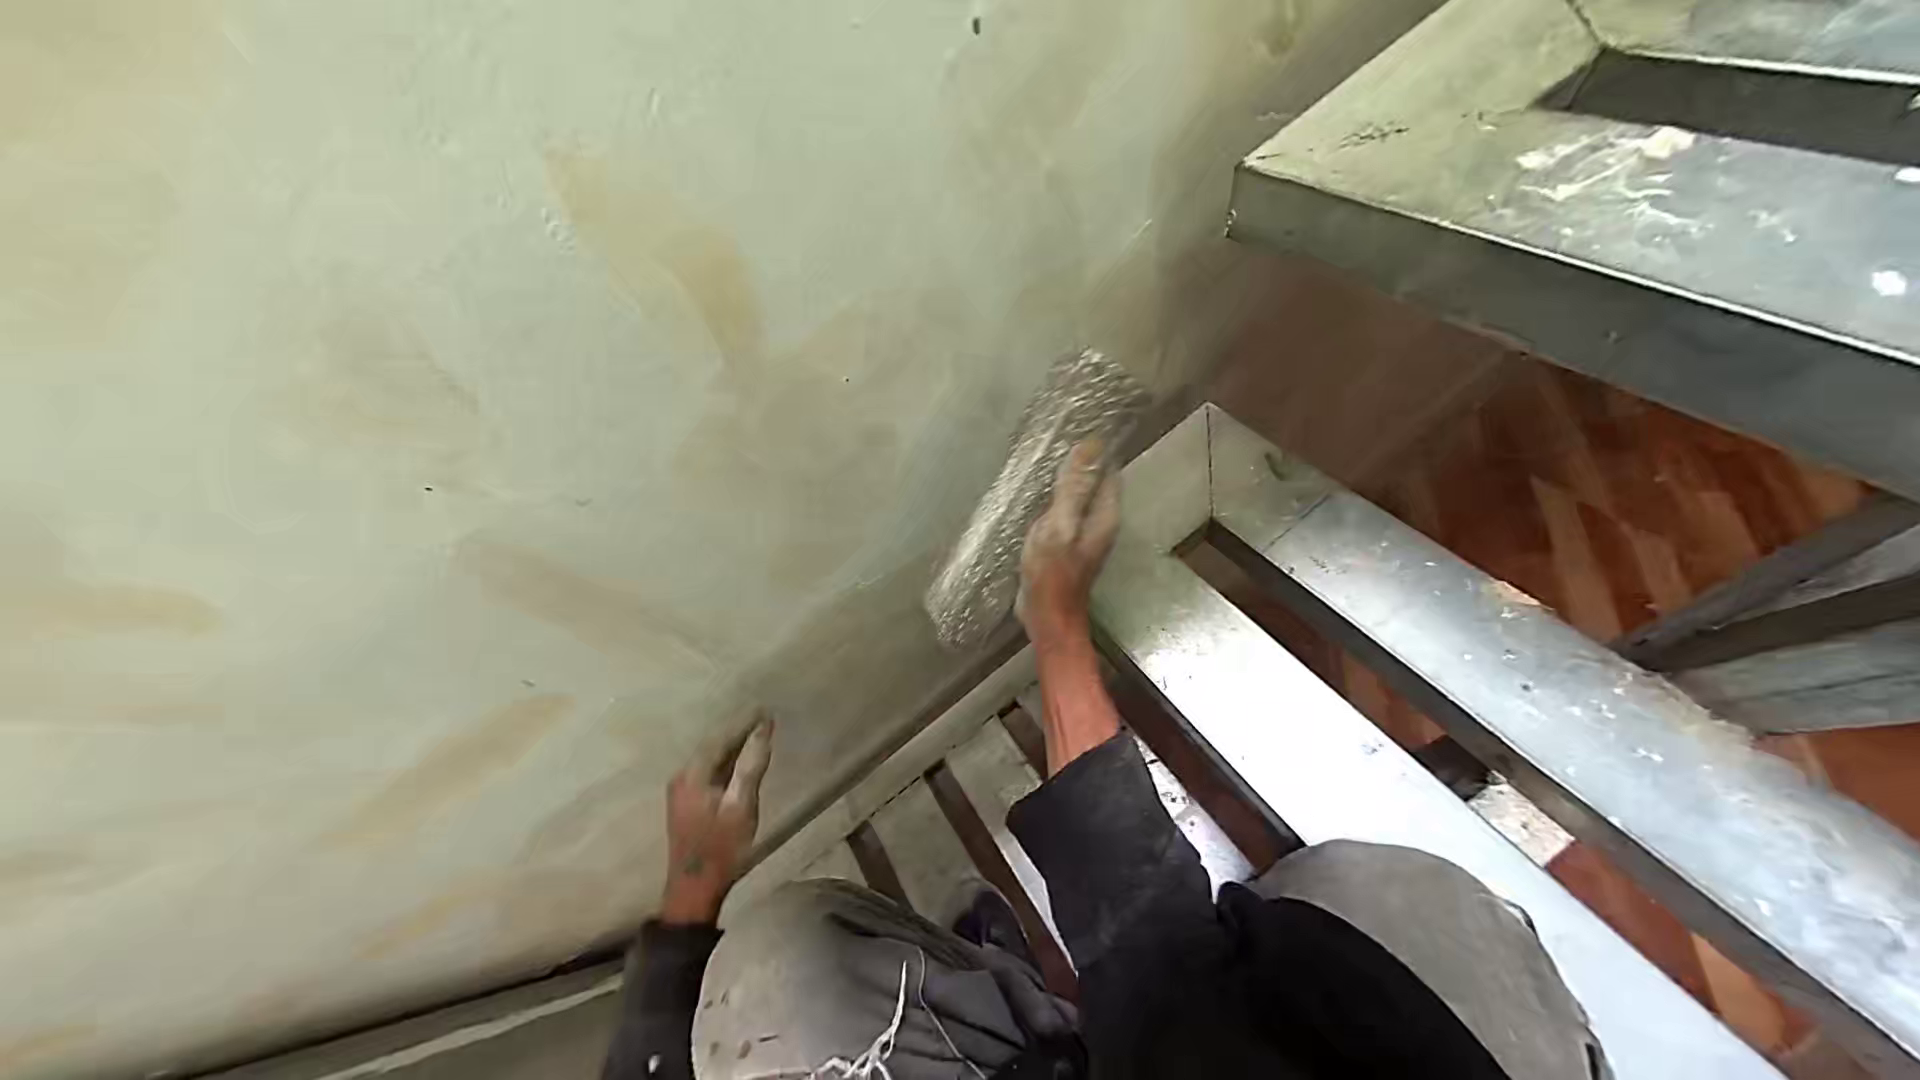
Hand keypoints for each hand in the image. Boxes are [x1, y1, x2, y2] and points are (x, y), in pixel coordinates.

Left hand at [660, 713, 774, 925]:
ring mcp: (682, 790)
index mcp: (692, 776)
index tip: (765, 710)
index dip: (743, 722)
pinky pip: (710, 769)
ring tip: (758, 733)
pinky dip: (727, 760)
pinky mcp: (687, 801)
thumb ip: (751, 766)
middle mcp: (682, 777)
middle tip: (764, 717)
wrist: (694, 889)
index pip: (720, 738)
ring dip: (733, 745)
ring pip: (711, 757)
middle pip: (713, 745)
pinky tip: (742, 759)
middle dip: (739, 730)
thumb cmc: (721, 848)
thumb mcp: (741, 806)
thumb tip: (762, 729)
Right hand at [1019, 440, 1120, 649]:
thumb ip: (1074, 487)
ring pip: (1078, 497)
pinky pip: (1064, 512)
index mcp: (1105, 514)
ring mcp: (1084, 534)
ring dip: (1063, 481)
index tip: (1072, 428)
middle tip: (1051, 441)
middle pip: (1094, 481)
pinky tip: (1033, 496)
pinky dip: (1052, 500)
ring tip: (1040, 462)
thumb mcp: (1060, 526)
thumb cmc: (1052, 574)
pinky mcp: (1067, 545)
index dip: (1093, 449)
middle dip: (1077, 462)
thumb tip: (1091, 445)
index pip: (1107, 469)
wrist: (1046, 617)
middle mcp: (1101, 521)